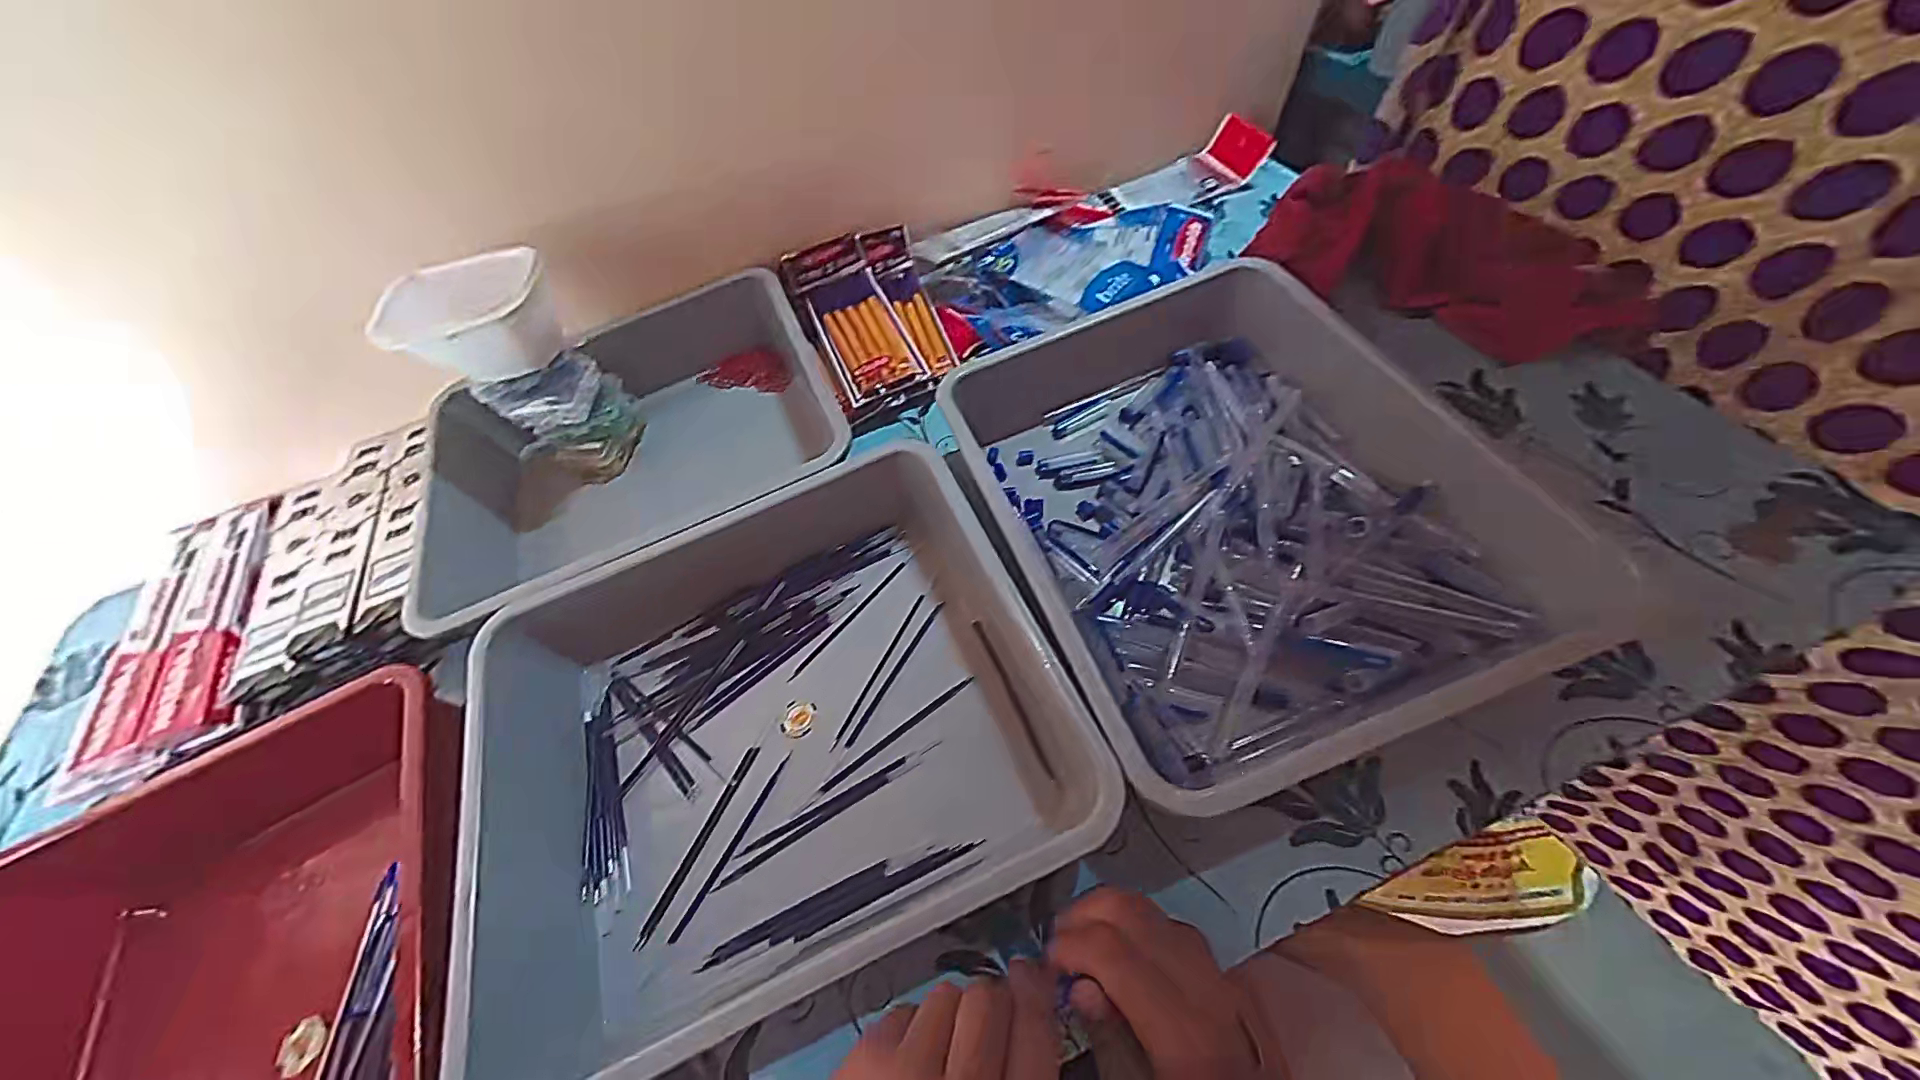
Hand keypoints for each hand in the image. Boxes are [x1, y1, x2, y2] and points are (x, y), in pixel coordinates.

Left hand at [831, 958, 1057, 1079]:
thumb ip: (1017, 1078)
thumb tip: (1030, 1025)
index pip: (1036, 1033)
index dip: (1035, 996)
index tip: (1031, 981)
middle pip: (990, 1000)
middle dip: (988, 1006)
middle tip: (979, 1030)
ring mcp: (911, 1071)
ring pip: (946, 994)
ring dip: (946, 1016)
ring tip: (938, 1056)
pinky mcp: (867, 1059)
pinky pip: (904, 1010)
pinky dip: (907, 1031)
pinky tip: (904, 1068)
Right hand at [1048, 887, 1274, 1078]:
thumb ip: (1111, 1043)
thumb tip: (1080, 987)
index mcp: (1183, 1032)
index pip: (1110, 949)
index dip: (1067, 945)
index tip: (1047, 963)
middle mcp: (1208, 991)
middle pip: (1131, 911)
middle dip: (1084, 913)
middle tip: (1058, 942)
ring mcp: (1226, 982)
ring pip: (1154, 912)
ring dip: (1110, 915)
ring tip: (1083, 944)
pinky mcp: (1234, 984)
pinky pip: (1176, 931)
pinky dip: (1140, 928)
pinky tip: (1124, 954)